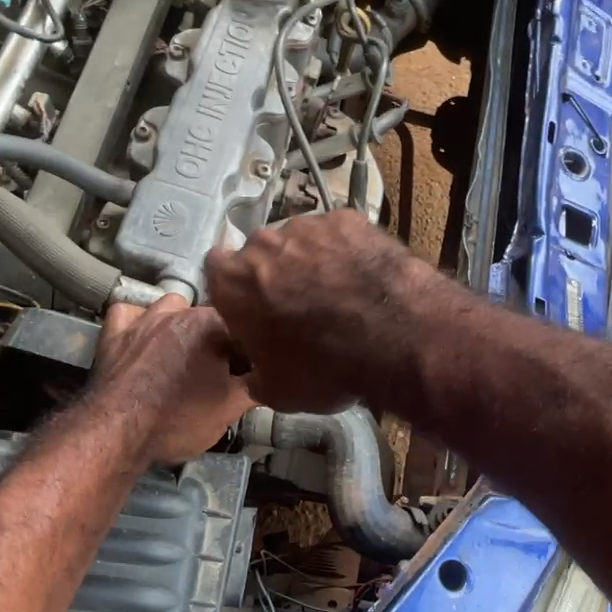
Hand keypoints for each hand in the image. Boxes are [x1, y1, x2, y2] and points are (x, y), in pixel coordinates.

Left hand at [92, 295, 254, 463]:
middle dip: (218, 338)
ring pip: (173, 306)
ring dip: (181, 322)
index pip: (244, 328)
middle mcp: (181, 311)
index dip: (250, 352)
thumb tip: (274, 377)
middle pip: (210, 317)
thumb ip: (257, 387)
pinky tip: (144, 338)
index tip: (247, 374)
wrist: (118, 434)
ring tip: (183, 351)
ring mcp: (144, 319)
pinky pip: (129, 312)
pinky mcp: (114, 332)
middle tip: (219, 371)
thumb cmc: (180, 420)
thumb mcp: (231, 410)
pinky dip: (138, 321)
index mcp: (214, 324)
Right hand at [204, 210, 456, 413]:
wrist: (394, 336)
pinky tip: (366, 277)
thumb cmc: (326, 368)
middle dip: (277, 274)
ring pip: (301, 241)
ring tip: (341, 294)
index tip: (256, 310)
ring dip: (313, 261)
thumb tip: (257, 377)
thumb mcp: (280, 392)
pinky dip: (348, 251)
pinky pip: (340, 234)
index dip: (238, 291)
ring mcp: (307, 225)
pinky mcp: (348, 218)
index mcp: (232, 282)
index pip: (217, 272)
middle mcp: (262, 242)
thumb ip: (257, 376)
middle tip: (302, 306)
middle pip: (261, 253)